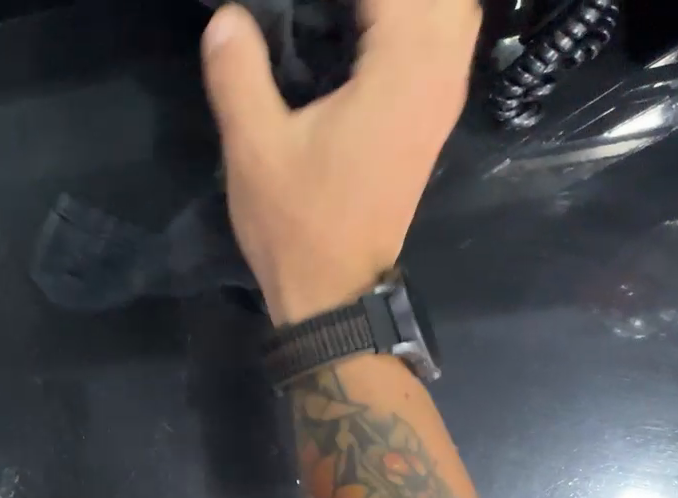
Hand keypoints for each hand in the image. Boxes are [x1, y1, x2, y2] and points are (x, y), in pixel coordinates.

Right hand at [202, 0, 479, 323]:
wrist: (332, 288)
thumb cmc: (295, 222)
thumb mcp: (254, 150)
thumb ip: (239, 77)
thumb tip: (226, 18)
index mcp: (400, 68)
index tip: (291, 3)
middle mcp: (439, 69)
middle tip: (318, 10)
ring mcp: (445, 94)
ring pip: (451, 9)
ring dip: (405, 5)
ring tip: (346, 15)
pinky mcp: (435, 115)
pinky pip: (447, 37)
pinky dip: (419, 19)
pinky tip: (374, 30)